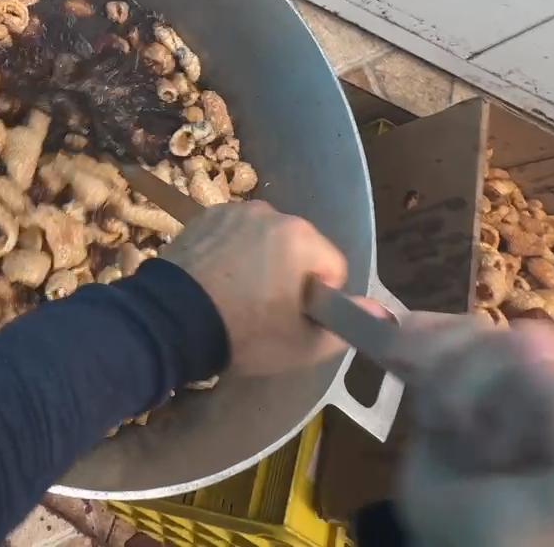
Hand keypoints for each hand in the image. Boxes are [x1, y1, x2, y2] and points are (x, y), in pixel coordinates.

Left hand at [160, 200, 349, 375]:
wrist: (173, 318)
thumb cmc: (246, 331)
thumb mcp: (304, 344)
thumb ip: (347, 325)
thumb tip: (380, 311)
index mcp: (300, 236)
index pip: (332, 266)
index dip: (321, 297)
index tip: (296, 317)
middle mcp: (268, 212)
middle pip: (298, 247)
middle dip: (290, 273)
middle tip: (266, 307)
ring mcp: (232, 210)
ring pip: (264, 238)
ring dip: (260, 258)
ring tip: (238, 292)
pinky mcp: (202, 216)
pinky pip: (233, 233)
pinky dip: (232, 250)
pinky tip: (217, 277)